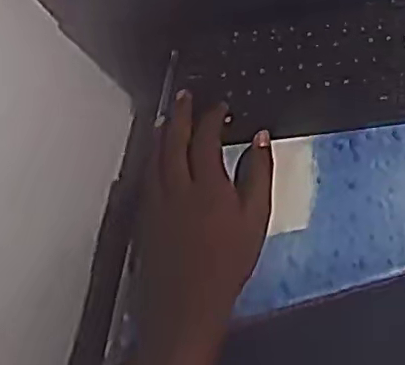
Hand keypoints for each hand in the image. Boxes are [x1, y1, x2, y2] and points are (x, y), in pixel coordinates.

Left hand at [134, 92, 272, 364]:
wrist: (187, 308)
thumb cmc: (227, 264)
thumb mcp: (256, 217)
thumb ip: (259, 172)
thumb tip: (261, 137)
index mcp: (208, 185)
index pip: (206, 137)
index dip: (212, 116)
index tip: (220, 106)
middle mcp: (177, 188)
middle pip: (173, 140)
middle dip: (180, 113)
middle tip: (184, 95)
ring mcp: (156, 203)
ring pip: (154, 156)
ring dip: (162, 132)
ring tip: (168, 117)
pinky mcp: (143, 219)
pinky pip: (146, 176)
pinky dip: (151, 157)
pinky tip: (155, 155)